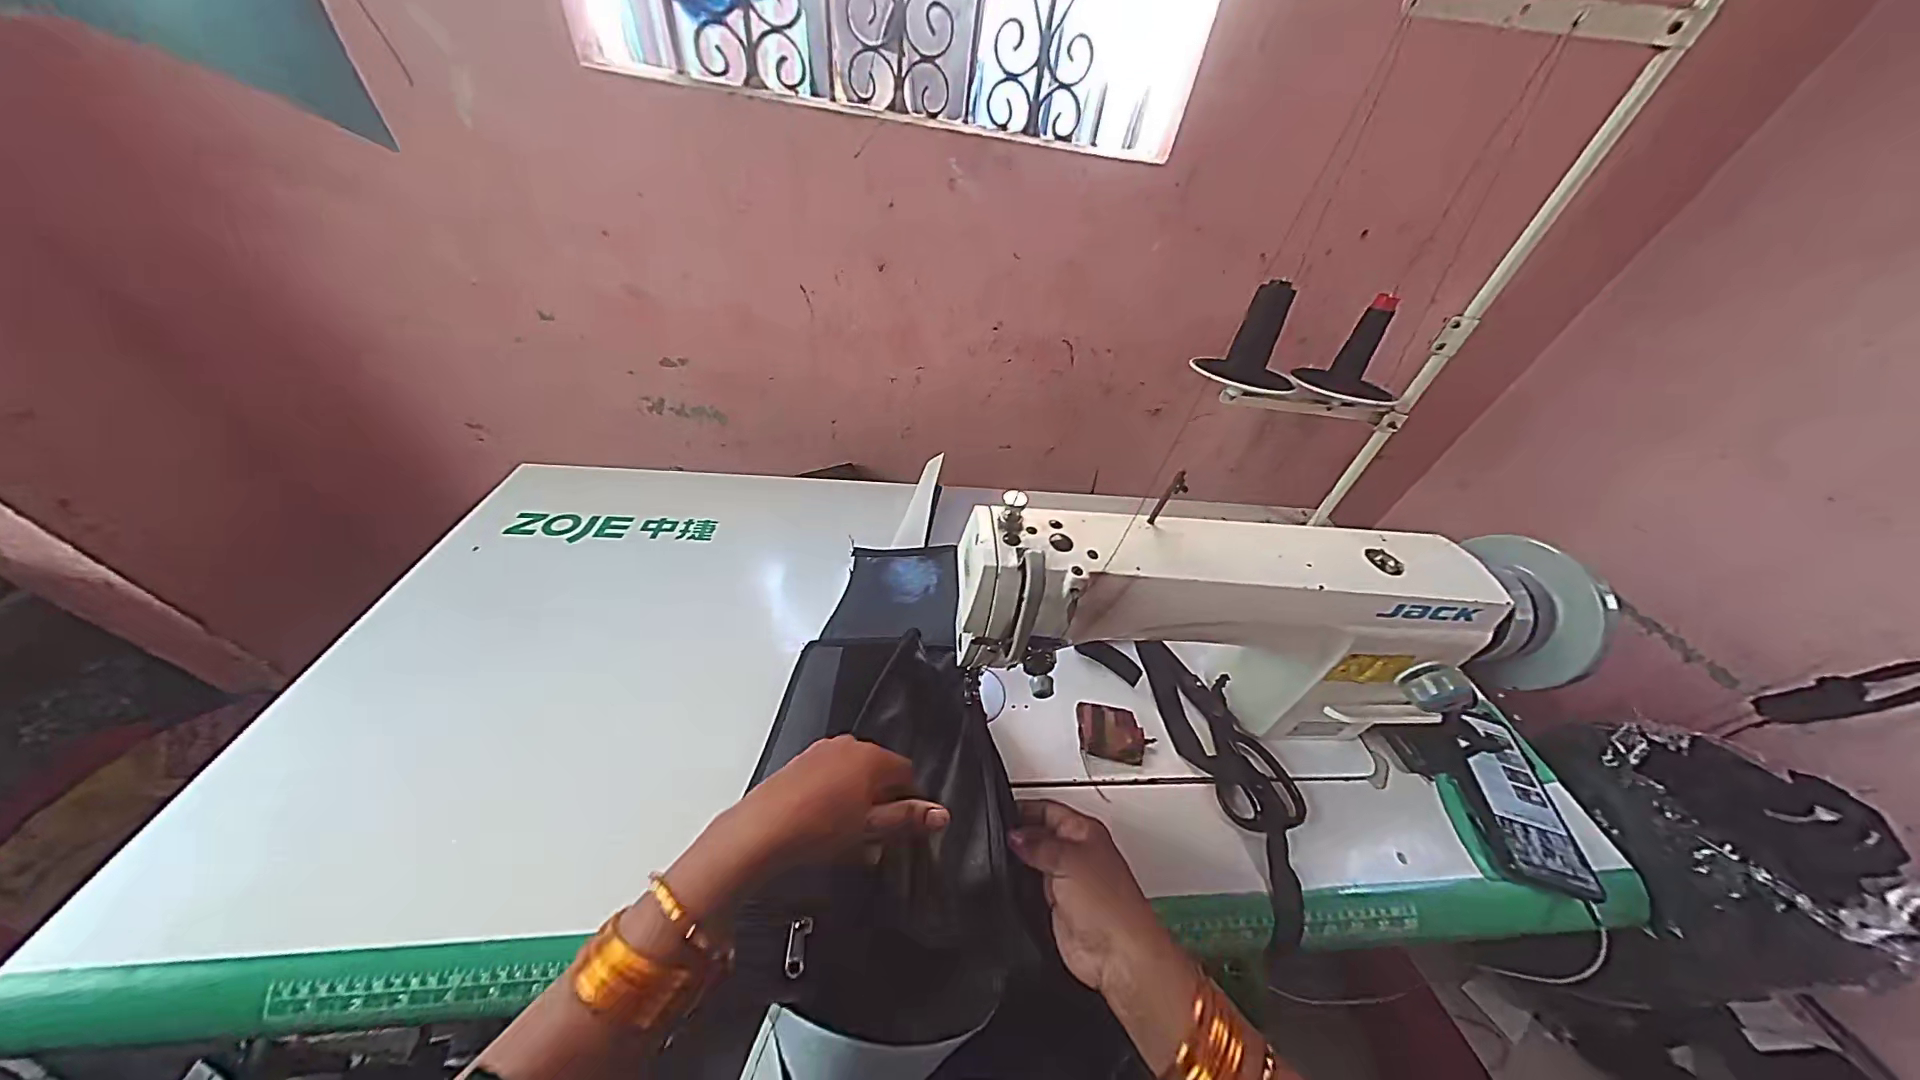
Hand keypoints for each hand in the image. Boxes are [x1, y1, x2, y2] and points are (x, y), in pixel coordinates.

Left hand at [721, 735, 948, 874]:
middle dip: (882, 800)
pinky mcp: (801, 763)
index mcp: (872, 756)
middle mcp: (848, 746)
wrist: (762, 831)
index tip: (903, 823)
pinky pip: (829, 775)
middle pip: (881, 771)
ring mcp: (822, 752)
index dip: (909, 801)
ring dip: (856, 798)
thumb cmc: (813, 828)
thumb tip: (938, 815)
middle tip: (874, 833)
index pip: (908, 773)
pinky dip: (833, 795)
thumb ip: (908, 819)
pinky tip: (823, 824)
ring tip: (846, 833)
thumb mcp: (871, 829)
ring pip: (854, 773)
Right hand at [1009, 800, 1190, 993]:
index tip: (1003, 812)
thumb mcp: (1067, 860)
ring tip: (1006, 860)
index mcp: (1084, 831)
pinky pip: (1032, 888)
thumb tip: (1015, 835)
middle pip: (1040, 835)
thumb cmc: (1111, 906)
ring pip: (1034, 862)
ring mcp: (1066, 880)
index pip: (1047, 810)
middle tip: (1002, 838)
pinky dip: (1021, 887)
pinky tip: (1013, 885)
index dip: (1025, 809)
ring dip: (1021, 863)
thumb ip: (1037, 845)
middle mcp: (1075, 854)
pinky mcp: (1057, 905)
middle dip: (1021, 837)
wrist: (1117, 954)